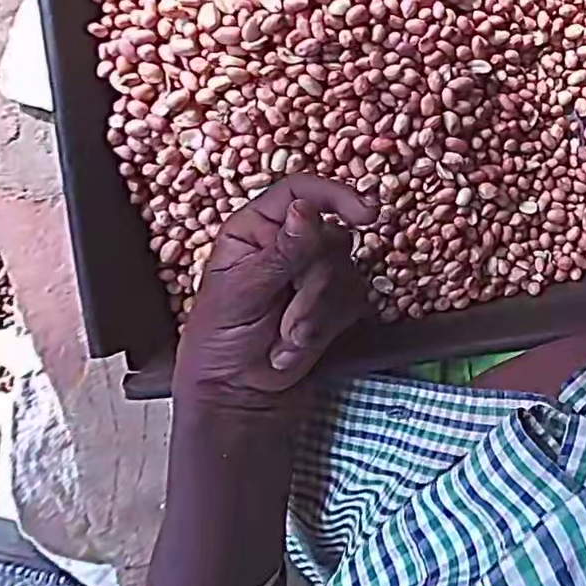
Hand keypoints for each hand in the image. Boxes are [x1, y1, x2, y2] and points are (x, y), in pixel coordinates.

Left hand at [173, 174, 377, 415]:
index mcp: (258, 227)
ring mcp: (316, 270)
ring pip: (347, 271)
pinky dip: (327, 327)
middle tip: (287, 322)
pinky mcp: (336, 299)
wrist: (237, 393)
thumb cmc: (220, 339)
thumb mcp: (242, 294)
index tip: (365, 214)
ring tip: (284, 340)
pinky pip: (354, 300)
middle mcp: (291, 241)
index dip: (335, 196)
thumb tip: (306, 209)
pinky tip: (295, 346)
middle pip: (332, 236)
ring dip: (317, 313)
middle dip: (314, 286)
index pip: (300, 191)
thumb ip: (280, 252)